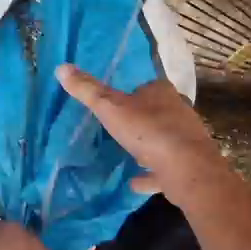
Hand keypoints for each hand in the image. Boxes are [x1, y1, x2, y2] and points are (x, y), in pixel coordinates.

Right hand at [56, 64, 223, 193]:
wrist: (189, 172)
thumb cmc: (148, 131)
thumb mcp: (110, 107)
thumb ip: (87, 89)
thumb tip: (61, 67)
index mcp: (161, 93)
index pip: (146, 85)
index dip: (132, 90)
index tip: (116, 98)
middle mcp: (178, 112)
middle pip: (156, 111)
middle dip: (140, 117)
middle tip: (118, 124)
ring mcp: (186, 140)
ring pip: (162, 139)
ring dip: (147, 145)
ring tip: (126, 152)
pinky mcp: (189, 165)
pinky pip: (164, 168)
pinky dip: (150, 174)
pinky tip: (134, 182)